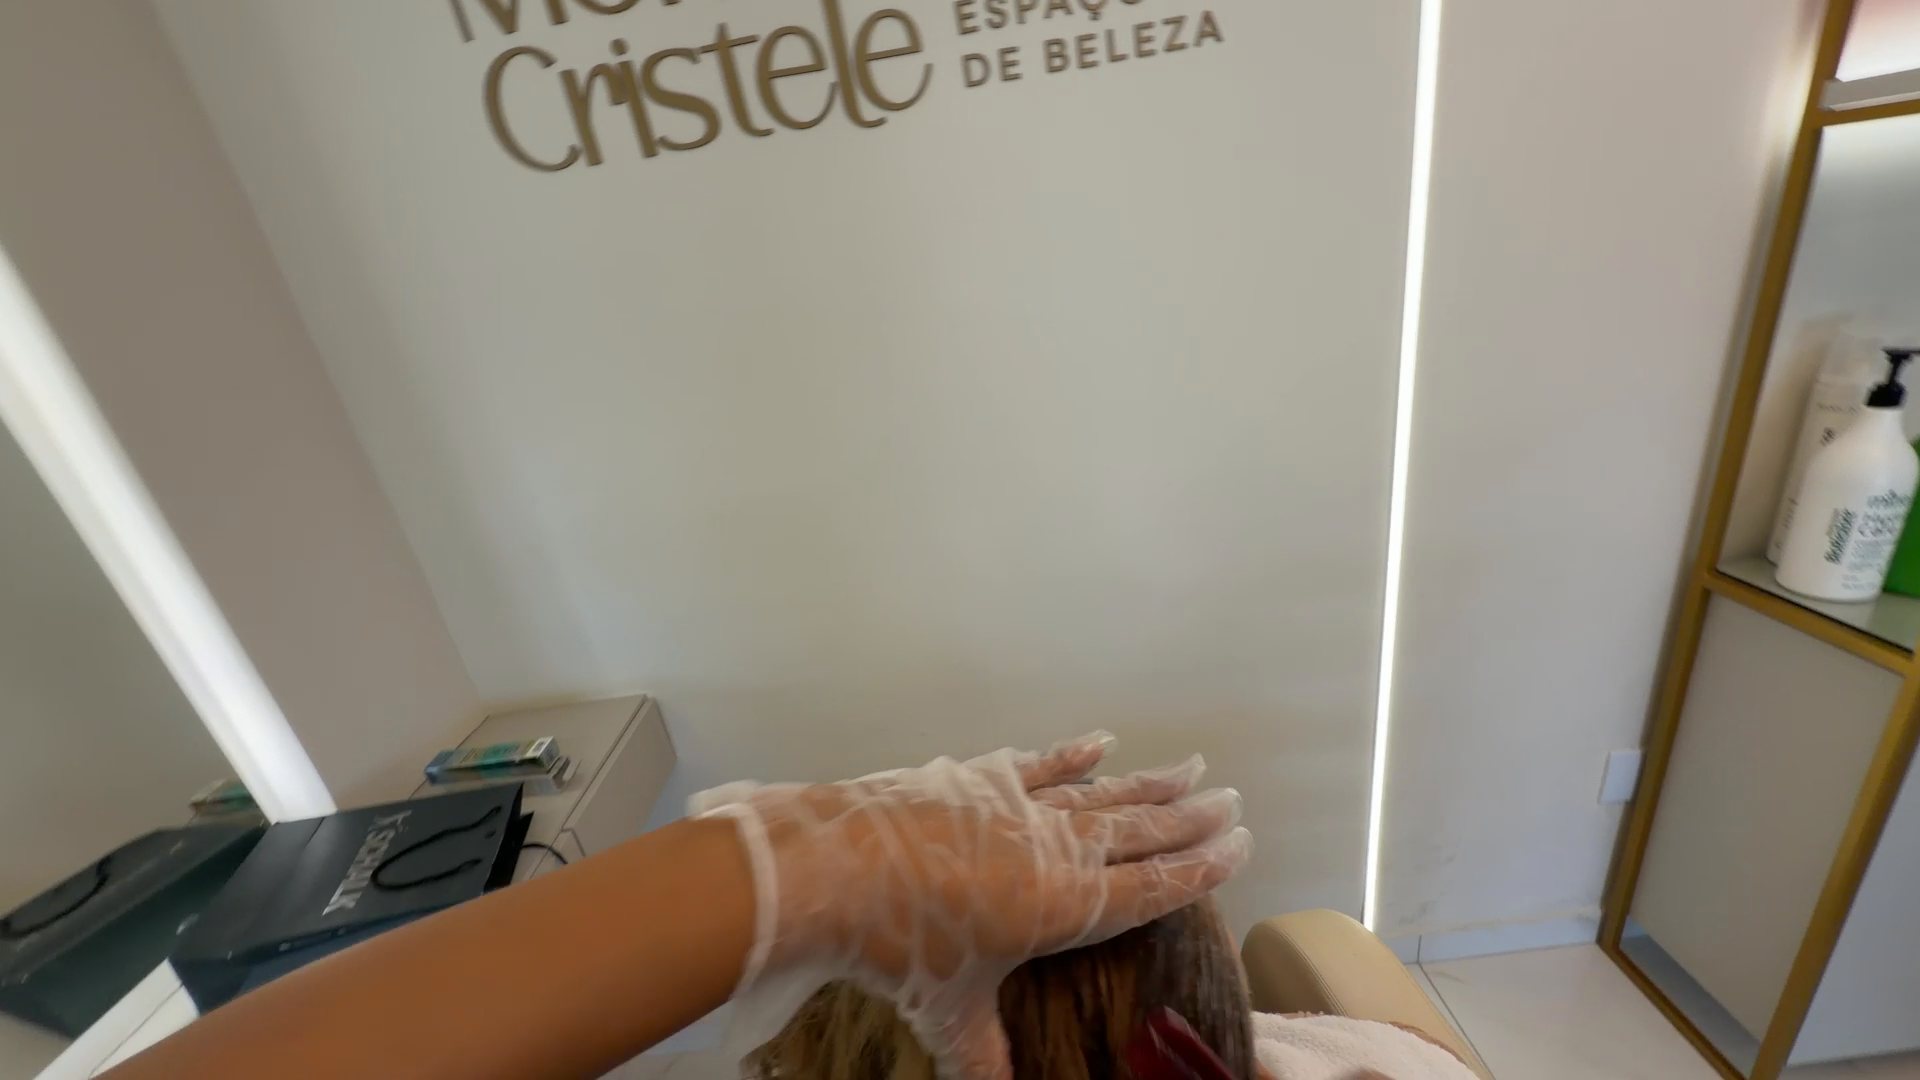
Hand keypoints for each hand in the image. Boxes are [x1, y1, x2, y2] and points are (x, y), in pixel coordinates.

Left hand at [693, 733, 1251, 1079]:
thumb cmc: (905, 945)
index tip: (1239, 843)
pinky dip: (1074, 752)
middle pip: (1140, 831)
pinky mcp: (982, 777)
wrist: (846, 866)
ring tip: (1192, 767)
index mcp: (1064, 904)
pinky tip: (1102, 741)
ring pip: (1103, 792)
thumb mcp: (949, 1015)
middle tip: (1231, 799)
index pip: (1153, 885)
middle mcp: (1055, 848)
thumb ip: (984, 1058)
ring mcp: (1020, 805)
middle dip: (1190, 818)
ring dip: (1149, 782)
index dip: (1201, 867)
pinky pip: (1042, 762)